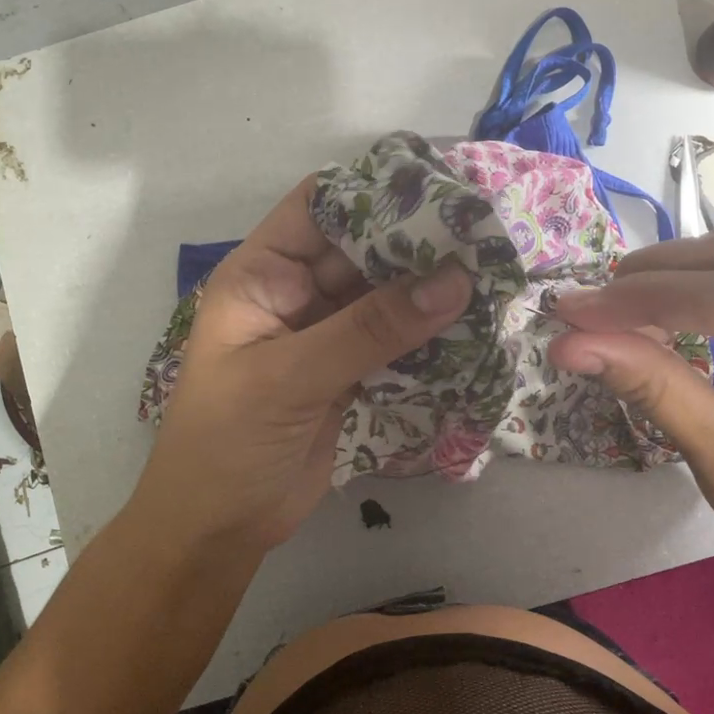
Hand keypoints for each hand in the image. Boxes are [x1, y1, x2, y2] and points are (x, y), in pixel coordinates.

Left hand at [132, 177, 472, 547]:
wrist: (217, 527)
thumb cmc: (227, 443)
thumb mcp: (289, 378)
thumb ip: (369, 330)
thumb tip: (455, 281)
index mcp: (259, 276)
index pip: (317, 207)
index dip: (374, 191)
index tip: (443, 186)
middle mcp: (291, 294)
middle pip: (359, 249)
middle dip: (416, 240)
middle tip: (489, 228)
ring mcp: (320, 335)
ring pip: (381, 295)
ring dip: (428, 286)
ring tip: (496, 266)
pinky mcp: (344, 373)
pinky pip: (391, 339)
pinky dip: (426, 331)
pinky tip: (474, 321)